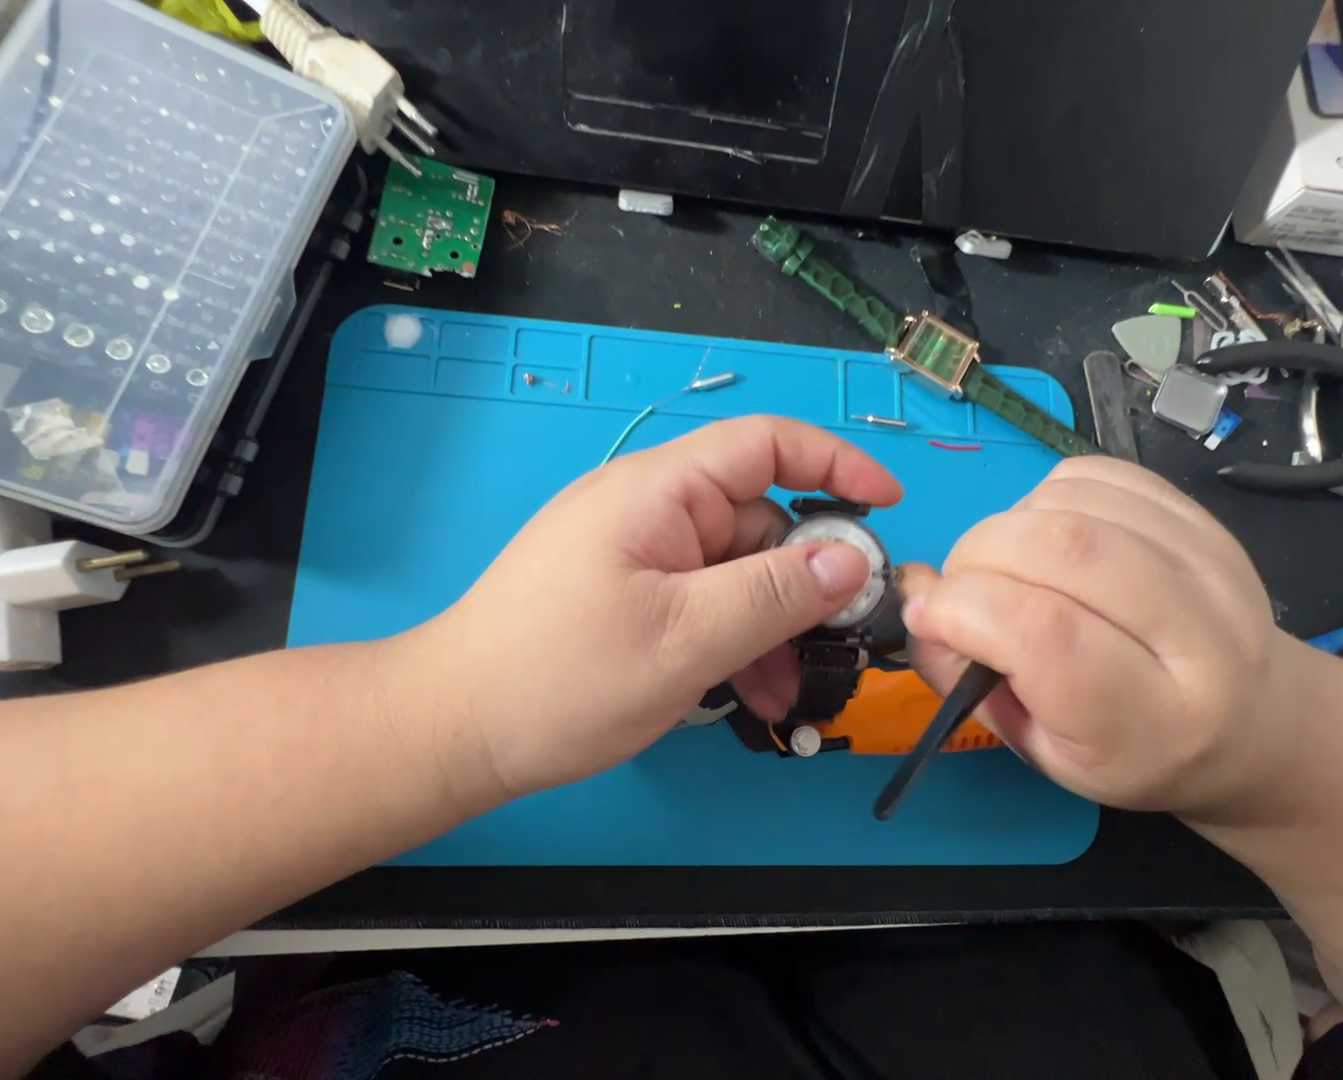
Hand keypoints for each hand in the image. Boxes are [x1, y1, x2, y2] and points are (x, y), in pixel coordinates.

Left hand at [414, 416, 901, 806]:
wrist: (454, 730)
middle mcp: (651, 512)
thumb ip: (776, 593)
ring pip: (734, 575)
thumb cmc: (563, 676)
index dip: (834, 463)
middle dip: (803, 584)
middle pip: (757, 523)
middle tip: (839, 645)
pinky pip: (701, 604)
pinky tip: (750, 697)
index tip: (888, 503)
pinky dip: (732, 643)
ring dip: (770, 630)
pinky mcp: (628, 596)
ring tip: (785, 699)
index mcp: (659, 491)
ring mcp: (638, 556)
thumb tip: (853, 558)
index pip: (764, 444)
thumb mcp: (686, 637)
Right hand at [900, 456, 1302, 816]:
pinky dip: (1041, 498)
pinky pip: (1094, 475)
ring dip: (1006, 526)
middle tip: (964, 590)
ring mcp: (1209, 564)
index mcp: (1152, 721)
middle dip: (975, 558)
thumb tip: (915, 597)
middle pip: (1060, 549)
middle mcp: (1198, 636)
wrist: (1250, 723)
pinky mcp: (1201, 517)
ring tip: (1008, 567)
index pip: (1042, 632)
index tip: (929, 617)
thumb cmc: (1126, 750)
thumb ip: (962, 678)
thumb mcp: (1036, 745)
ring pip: (1072, 504)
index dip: (962, 610)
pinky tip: (1046, 536)